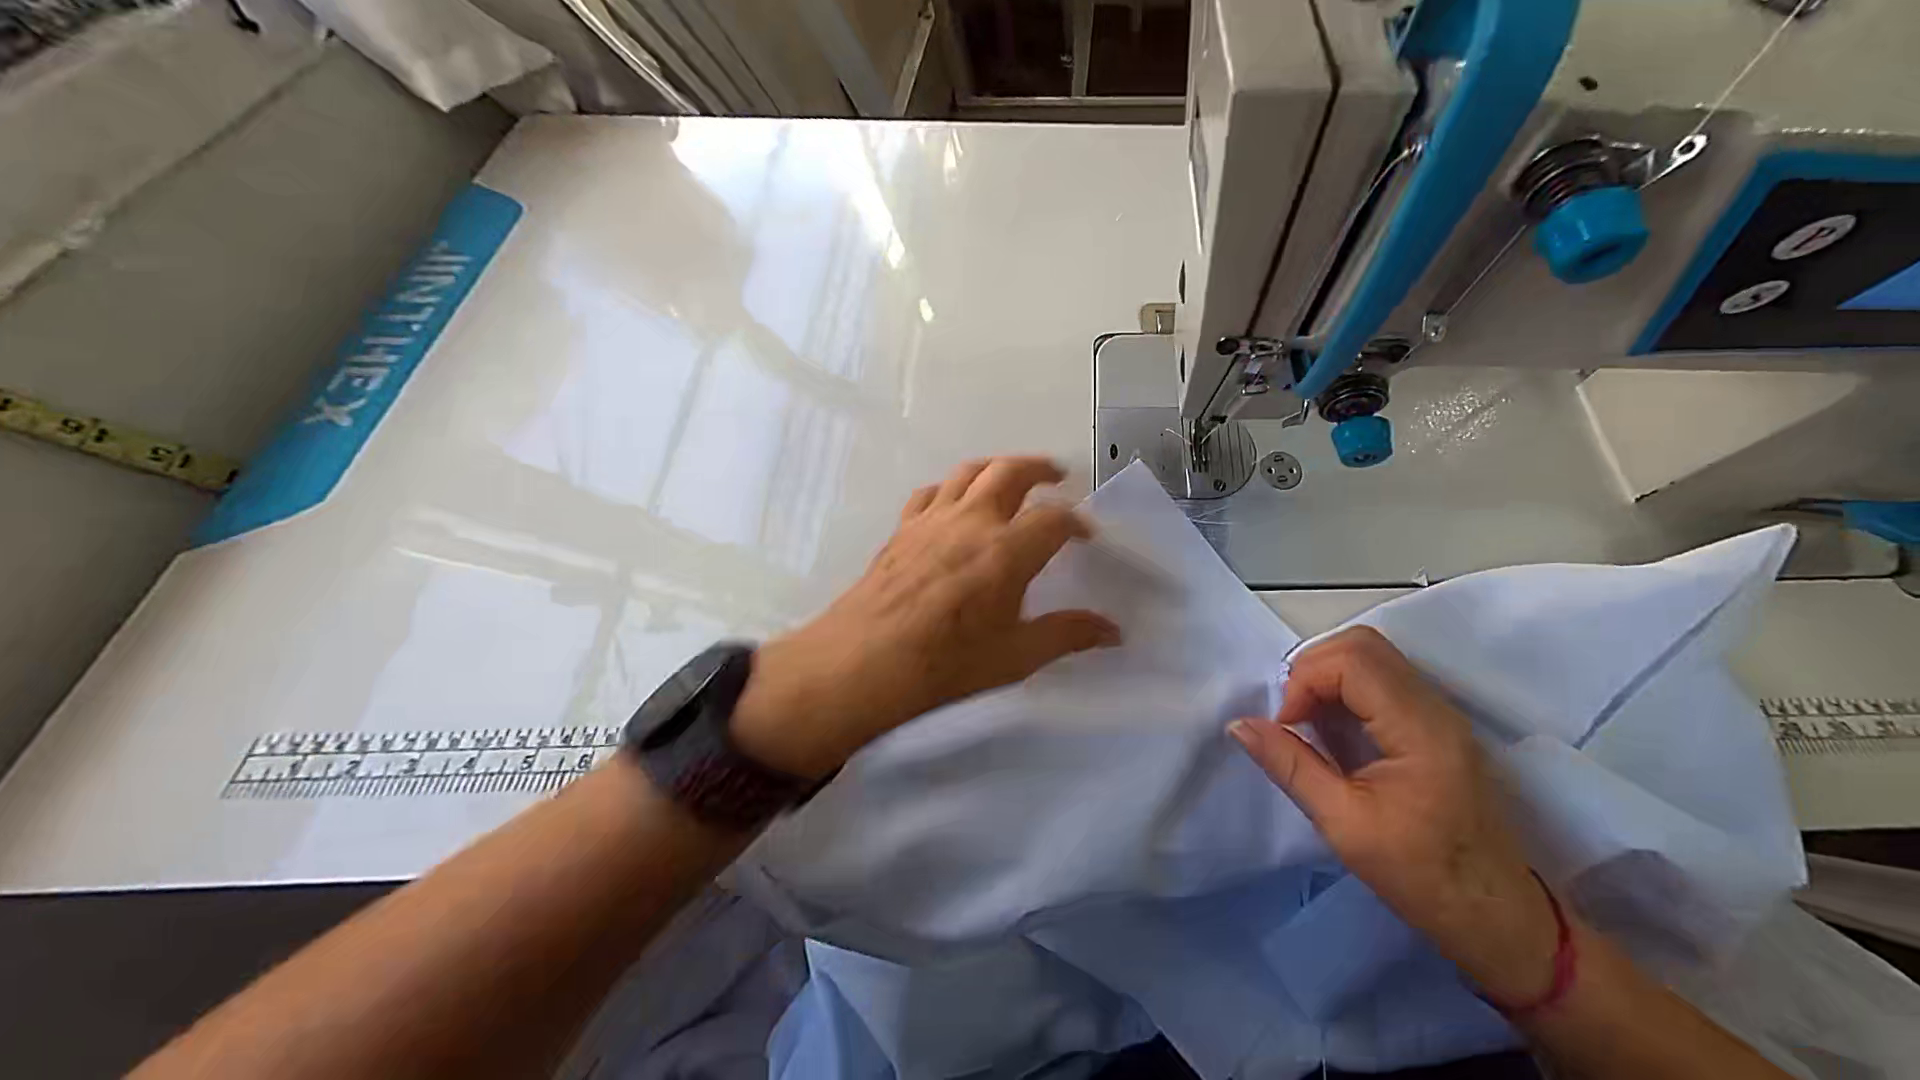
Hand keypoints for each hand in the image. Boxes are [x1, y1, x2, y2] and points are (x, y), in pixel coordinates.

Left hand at [731, 457, 1120, 779]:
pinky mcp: (903, 528)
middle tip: (1057, 476)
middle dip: (1040, 469)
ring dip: (997, 467)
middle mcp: (972, 521)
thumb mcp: (1015, 656)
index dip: (1077, 523)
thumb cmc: (945, 664)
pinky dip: (952, 488)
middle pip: (1011, 472)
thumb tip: (1114, 632)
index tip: (1085, 536)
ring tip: (1011, 476)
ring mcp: (932, 520)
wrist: (864, 662)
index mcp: (1007, 550)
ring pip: (969, 472)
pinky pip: (931, 493)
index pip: (1054, 520)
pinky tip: (954, 502)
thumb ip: (1066, 635)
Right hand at [1228, 627, 1560, 1002]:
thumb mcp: (1343, 824)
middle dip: (1312, 668)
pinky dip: (1343, 689)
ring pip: (1372, 656)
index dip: (1304, 681)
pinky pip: (1381, 679)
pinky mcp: (1434, 725)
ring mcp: (1439, 714)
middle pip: (1363, 645)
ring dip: (1326, 676)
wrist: (1497, 917)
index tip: (1286, 726)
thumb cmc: (1421, 875)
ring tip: (1308, 722)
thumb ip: (1289, 765)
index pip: (1352, 661)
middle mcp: (1435, 708)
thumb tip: (1238, 724)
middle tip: (1293, 716)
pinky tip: (1332, 729)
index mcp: (1420, 730)